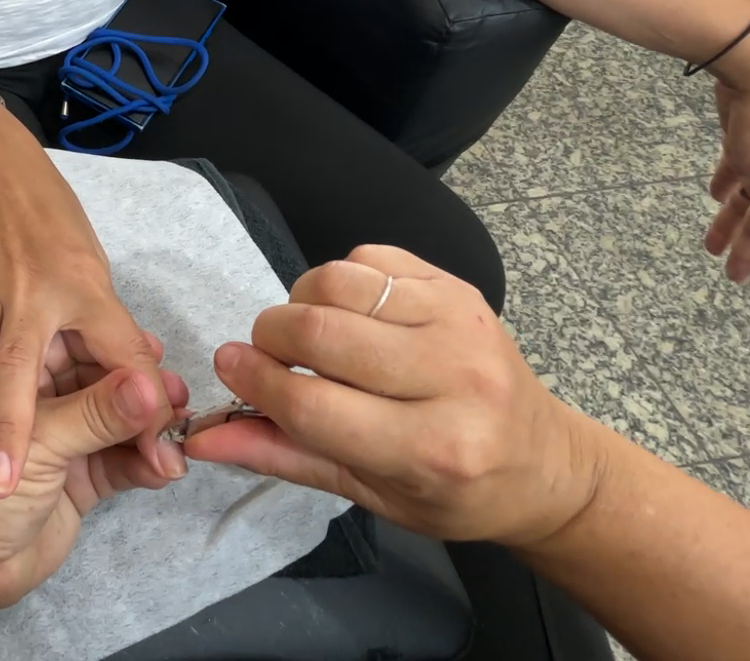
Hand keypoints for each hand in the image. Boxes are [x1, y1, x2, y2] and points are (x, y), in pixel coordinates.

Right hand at [0, 100, 181, 496]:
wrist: (2, 164)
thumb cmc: (57, 217)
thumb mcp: (97, 268)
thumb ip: (112, 326)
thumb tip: (145, 378)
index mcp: (82, 287)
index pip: (117, 351)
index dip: (140, 402)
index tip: (153, 456)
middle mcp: (34, 290)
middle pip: (24, 363)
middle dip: (13, 426)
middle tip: (2, 485)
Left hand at [0, 364, 188, 624]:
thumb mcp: (41, 440)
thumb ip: (96, 412)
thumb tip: (149, 382)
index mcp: (18, 370)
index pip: (78, 352)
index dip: (119, 356)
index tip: (161, 360)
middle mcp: (41, 398)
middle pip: (101, 386)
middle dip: (141, 394)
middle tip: (180, 397)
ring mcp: (60, 440)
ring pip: (113, 426)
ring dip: (145, 431)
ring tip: (181, 435)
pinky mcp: (76, 481)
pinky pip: (116, 465)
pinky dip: (140, 465)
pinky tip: (165, 469)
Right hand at [183, 245, 609, 545]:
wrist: (547, 464)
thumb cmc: (451, 491)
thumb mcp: (364, 491)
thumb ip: (278, 455)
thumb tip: (202, 438)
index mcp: (432, 449)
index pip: (309, 402)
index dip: (253, 381)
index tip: (230, 368)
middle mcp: (453, 379)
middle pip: (316, 331)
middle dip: (270, 338)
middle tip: (272, 356)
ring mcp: (458, 322)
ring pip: (333, 283)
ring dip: (301, 304)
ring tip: (316, 336)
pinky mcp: (456, 286)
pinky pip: (364, 257)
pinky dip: (337, 282)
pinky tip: (354, 315)